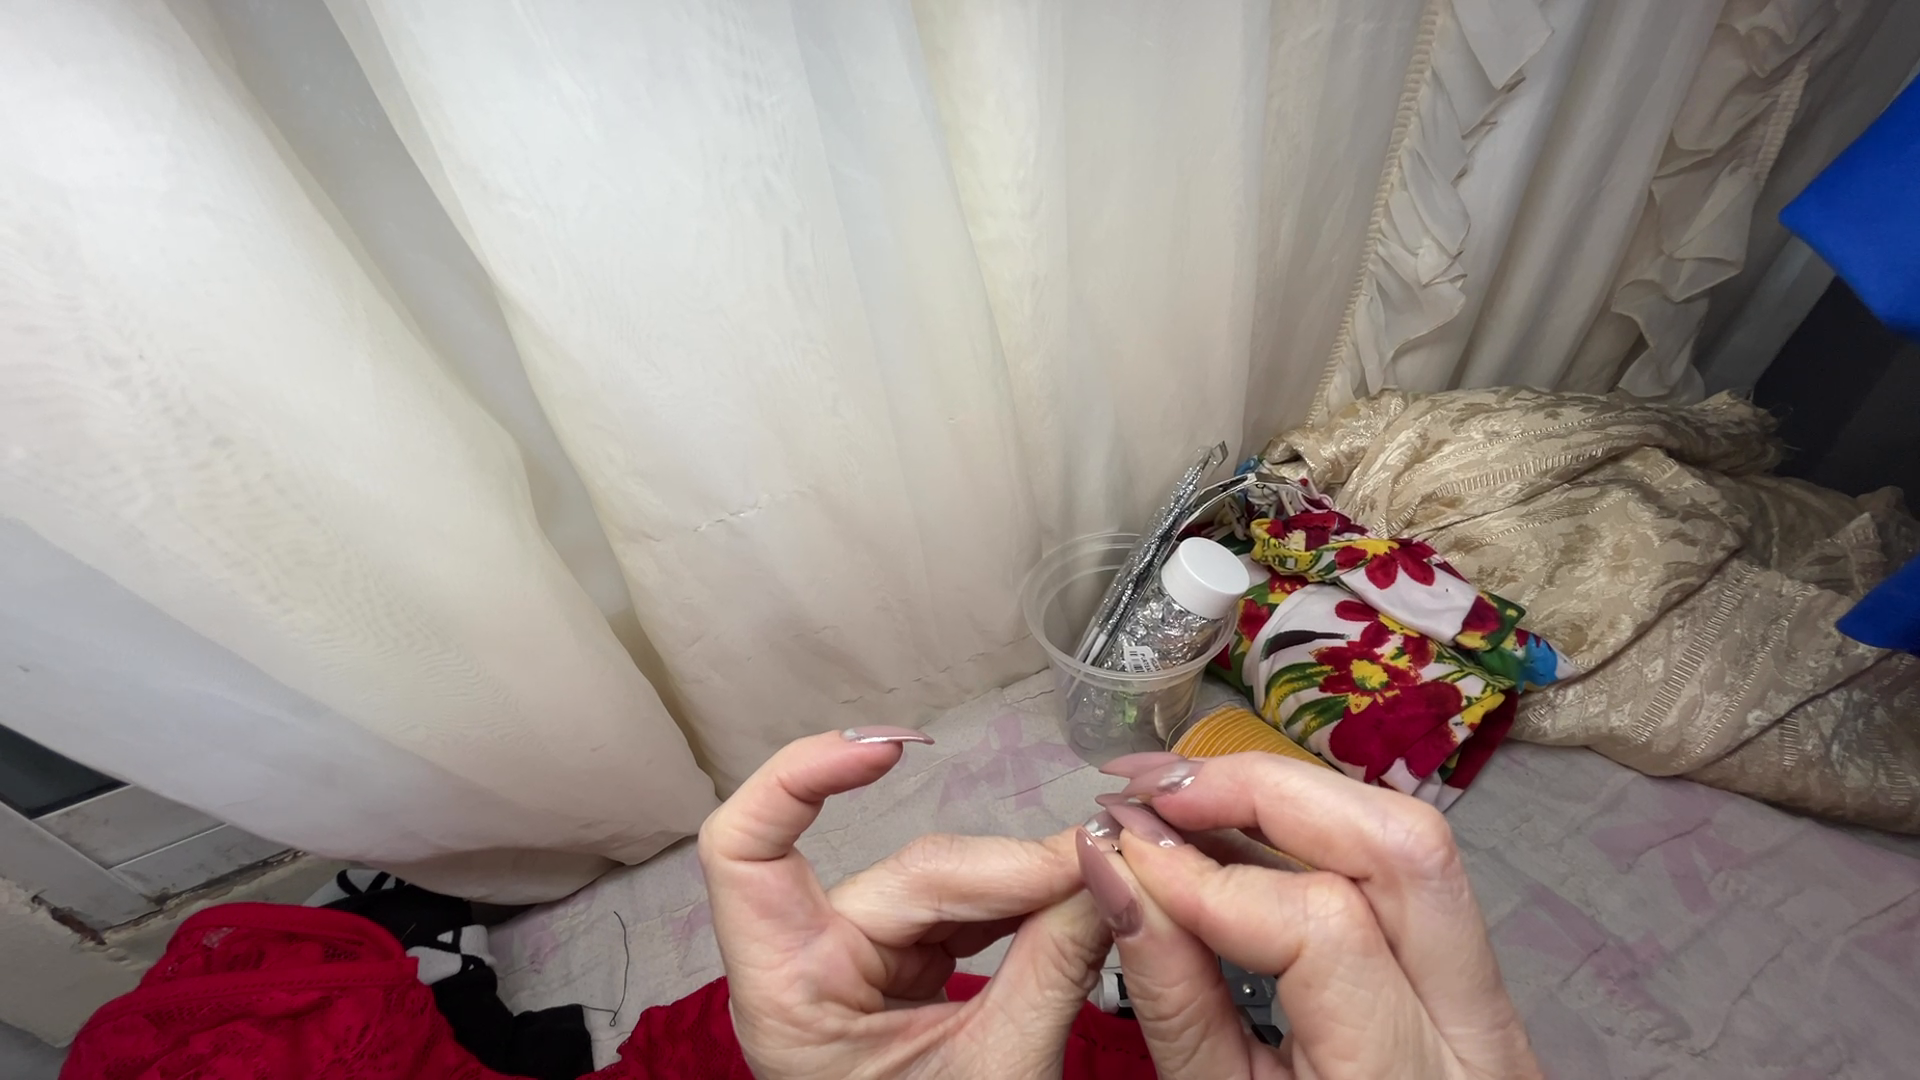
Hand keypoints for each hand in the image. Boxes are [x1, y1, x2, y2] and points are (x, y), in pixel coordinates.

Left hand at [698, 727, 1110, 1079]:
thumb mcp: (996, 1079)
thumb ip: (1052, 966)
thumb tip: (1103, 863)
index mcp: (791, 993)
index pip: (745, 849)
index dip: (799, 776)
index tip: (890, 747)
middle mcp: (813, 958)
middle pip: (904, 873)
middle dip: (1003, 871)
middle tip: (1091, 865)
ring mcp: (858, 954)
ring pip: (939, 883)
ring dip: (1017, 879)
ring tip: (1089, 878)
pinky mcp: (898, 956)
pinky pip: (958, 904)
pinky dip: (1013, 896)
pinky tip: (1060, 891)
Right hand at [1077, 751, 1541, 1078]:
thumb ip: (1170, 989)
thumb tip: (1112, 867)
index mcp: (1410, 1079)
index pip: (1321, 925)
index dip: (1208, 876)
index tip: (1125, 850)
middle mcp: (1478, 1024)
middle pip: (1392, 841)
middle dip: (1258, 790)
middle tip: (1156, 788)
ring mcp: (1484, 987)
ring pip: (1398, 829)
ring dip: (1274, 790)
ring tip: (1176, 790)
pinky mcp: (1461, 961)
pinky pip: (1380, 854)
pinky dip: (1288, 818)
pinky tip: (1217, 816)